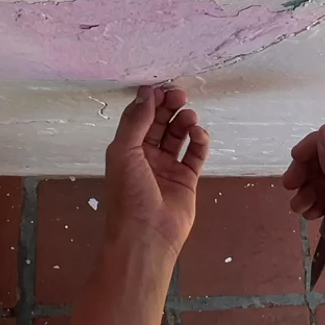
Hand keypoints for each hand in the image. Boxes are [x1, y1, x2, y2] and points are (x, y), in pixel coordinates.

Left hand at [103, 85, 208, 254]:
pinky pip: (195, 154)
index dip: (151, 102)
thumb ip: (136, 121)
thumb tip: (147, 92)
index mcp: (127, 148)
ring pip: (179, 136)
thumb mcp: (124, 152)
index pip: (140, 117)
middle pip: (160, 123)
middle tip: (180, 97)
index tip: (162, 89)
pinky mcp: (187, 179)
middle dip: (170, 108)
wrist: (146, 236)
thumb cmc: (128, 194)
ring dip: (184, 122)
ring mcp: (168, 167)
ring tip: (189, 117)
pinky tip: (199, 134)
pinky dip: (199, 141)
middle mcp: (147, 155)